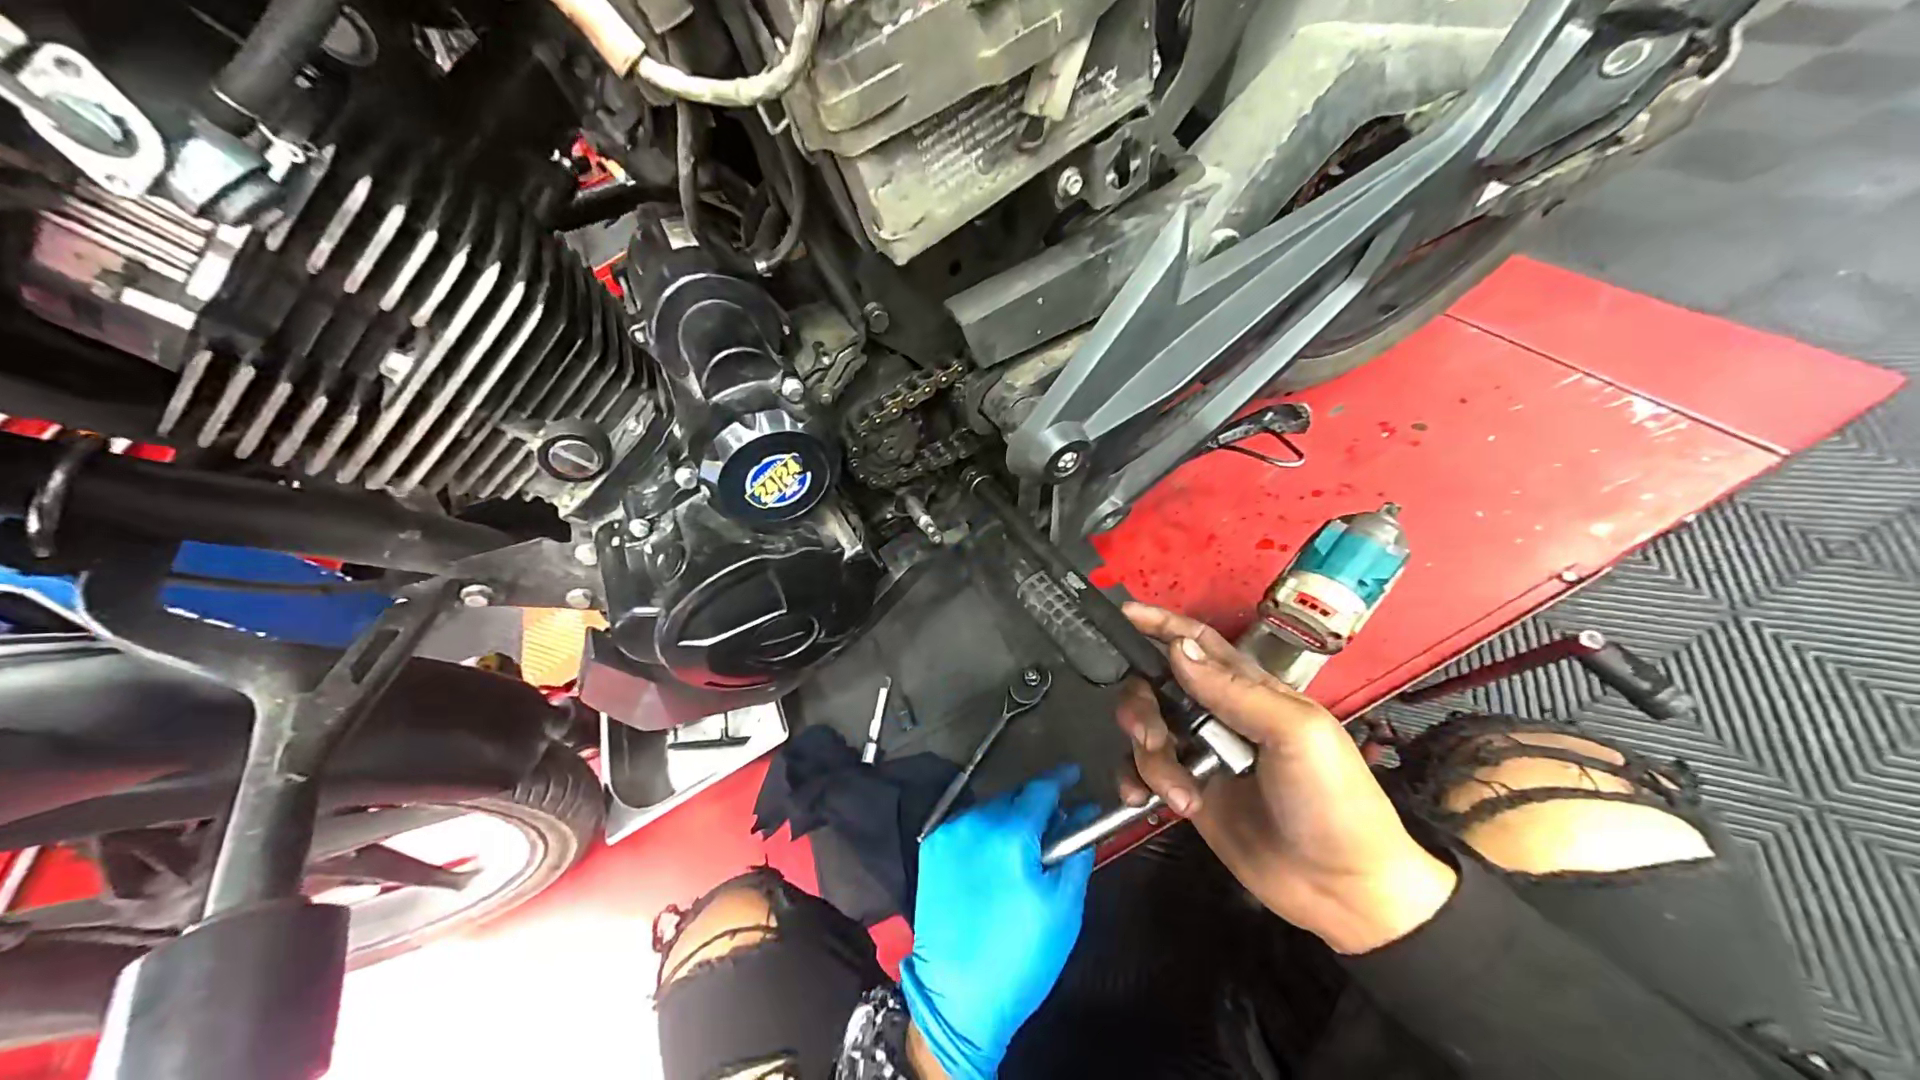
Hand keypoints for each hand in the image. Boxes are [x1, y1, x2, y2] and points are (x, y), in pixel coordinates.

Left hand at [902, 765, 1094, 1079]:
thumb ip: (1075, 853)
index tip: (1076, 775)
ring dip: (1012, 819)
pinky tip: (999, 860)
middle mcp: (973, 822)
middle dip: (1038, 805)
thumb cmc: (1020, 956)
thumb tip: (1082, 817)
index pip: (1040, 788)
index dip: (1062, 779)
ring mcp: (948, 835)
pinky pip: (969, 828)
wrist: (956, 997)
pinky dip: (988, 833)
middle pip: (1014, 797)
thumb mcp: (1063, 907)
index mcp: (1008, 833)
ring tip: (1028, 848)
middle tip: (1059, 825)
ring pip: (991, 811)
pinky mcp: (931, 852)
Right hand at [1116, 603, 1456, 953]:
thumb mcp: (1295, 734)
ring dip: (1148, 757)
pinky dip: (1134, 781)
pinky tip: (1145, 799)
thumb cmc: (1334, 801)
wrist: (1343, 890)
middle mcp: (1218, 715)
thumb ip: (1234, 690)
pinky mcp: (1188, 791)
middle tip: (1150, 734)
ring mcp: (1201, 754)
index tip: (1126, 614)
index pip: (1198, 641)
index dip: (1162, 624)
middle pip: (1156, 685)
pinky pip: (1142, 773)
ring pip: (1145, 730)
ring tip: (1180, 792)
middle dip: (1141, 705)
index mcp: (1249, 690)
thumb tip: (1179, 649)